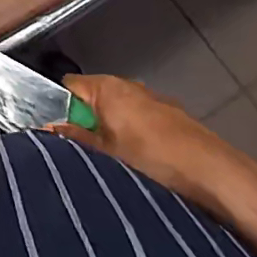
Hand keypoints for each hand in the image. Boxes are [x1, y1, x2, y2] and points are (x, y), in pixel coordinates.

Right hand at [50, 74, 244, 214]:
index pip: (66, 86)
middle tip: (78, 153)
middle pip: (89, 98)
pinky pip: (135, 119)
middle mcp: (126, 85)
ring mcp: (148, 98)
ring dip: (106, 131)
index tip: (52, 133)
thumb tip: (46, 129)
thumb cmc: (154, 158)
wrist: (211, 172)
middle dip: (81, 122)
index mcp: (106, 87)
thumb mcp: (105, 153)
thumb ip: (73, 138)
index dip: (54, 107)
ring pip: (113, 111)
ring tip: (107, 163)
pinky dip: (129, 135)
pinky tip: (136, 162)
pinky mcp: (166, 114)